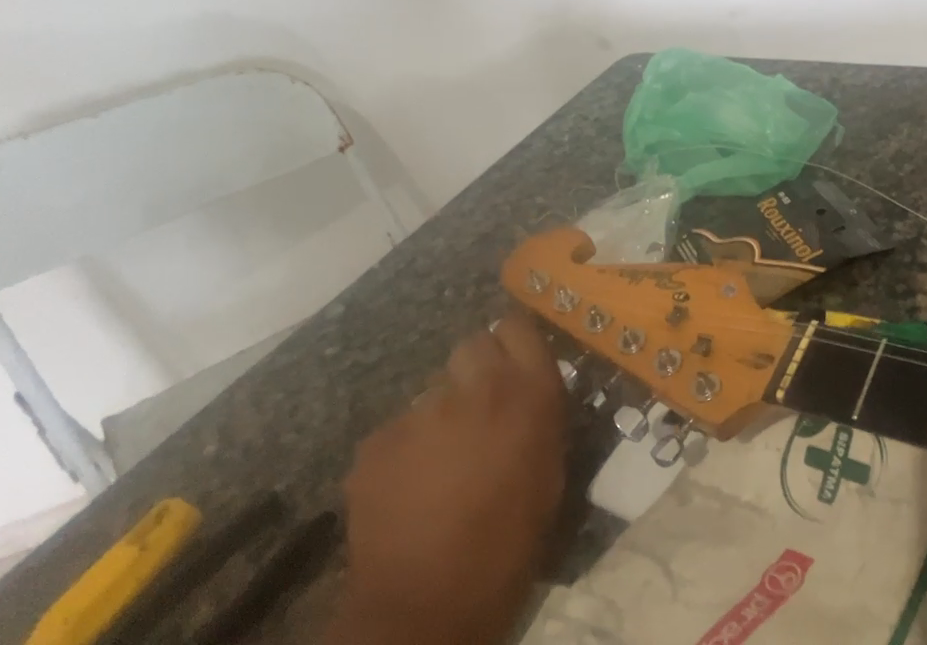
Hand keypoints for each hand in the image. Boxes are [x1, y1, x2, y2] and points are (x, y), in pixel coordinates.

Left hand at [326, 311, 568, 644]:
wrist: (429, 600)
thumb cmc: (512, 540)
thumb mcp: (550, 469)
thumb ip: (540, 417)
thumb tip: (530, 392)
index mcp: (529, 393)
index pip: (518, 326)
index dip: (514, 341)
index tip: (515, 360)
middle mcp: (476, 388)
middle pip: (472, 345)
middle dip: (476, 370)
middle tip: (479, 411)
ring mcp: (420, 411)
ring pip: (433, 391)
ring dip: (441, 414)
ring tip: (442, 463)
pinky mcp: (376, 441)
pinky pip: (399, 428)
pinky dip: (407, 449)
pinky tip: (411, 487)